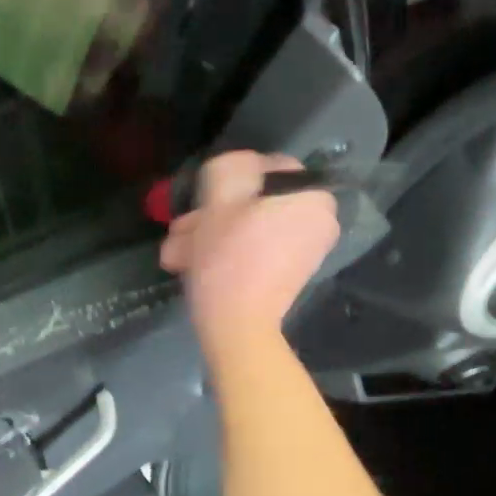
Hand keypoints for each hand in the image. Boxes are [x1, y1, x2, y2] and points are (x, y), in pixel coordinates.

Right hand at [159, 151, 339, 344]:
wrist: (238, 328)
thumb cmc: (228, 261)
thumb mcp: (220, 202)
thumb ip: (229, 168)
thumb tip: (232, 168)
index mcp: (311, 194)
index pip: (263, 168)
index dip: (222, 184)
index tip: (196, 207)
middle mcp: (317, 217)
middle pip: (253, 203)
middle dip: (210, 218)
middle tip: (180, 235)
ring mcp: (305, 248)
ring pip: (247, 228)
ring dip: (209, 237)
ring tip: (178, 257)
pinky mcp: (288, 273)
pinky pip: (255, 250)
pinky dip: (227, 254)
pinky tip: (196, 266)